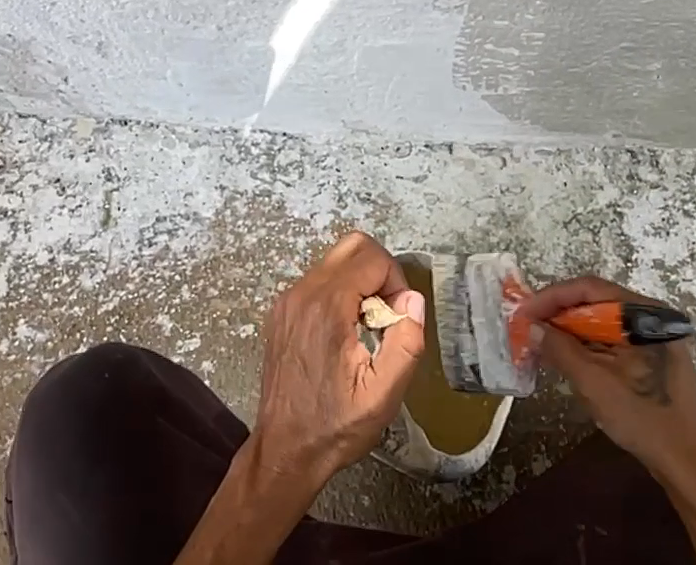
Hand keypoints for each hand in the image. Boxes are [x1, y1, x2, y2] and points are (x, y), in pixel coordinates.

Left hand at [250, 232, 425, 486]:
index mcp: (326, 308)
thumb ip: (406, 342)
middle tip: (387, 312)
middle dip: (380, 271)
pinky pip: (318, 280)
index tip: (398, 318)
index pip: (372, 258)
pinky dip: (340, 292)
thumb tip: (413, 300)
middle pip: (352, 246)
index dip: (396, 281)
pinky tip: (345, 332)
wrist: (286, 450)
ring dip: (360, 282)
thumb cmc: (335, 427)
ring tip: (367, 327)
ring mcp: (287, 300)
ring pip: (334, 261)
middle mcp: (302, 294)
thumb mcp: (384, 394)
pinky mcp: (281, 311)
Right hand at [519, 277, 695, 479]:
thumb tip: (532, 327)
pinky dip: (585, 345)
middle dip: (558, 313)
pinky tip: (564, 356)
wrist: (688, 464)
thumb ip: (561, 349)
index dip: (552, 297)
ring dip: (569, 330)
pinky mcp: (650, 357)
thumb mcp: (594, 382)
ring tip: (540, 342)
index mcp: (644, 314)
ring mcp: (652, 337)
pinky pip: (610, 339)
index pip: (590, 289)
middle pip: (595, 302)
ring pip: (600, 322)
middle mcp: (650, 317)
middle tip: (528, 326)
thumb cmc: (643, 418)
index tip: (524, 312)